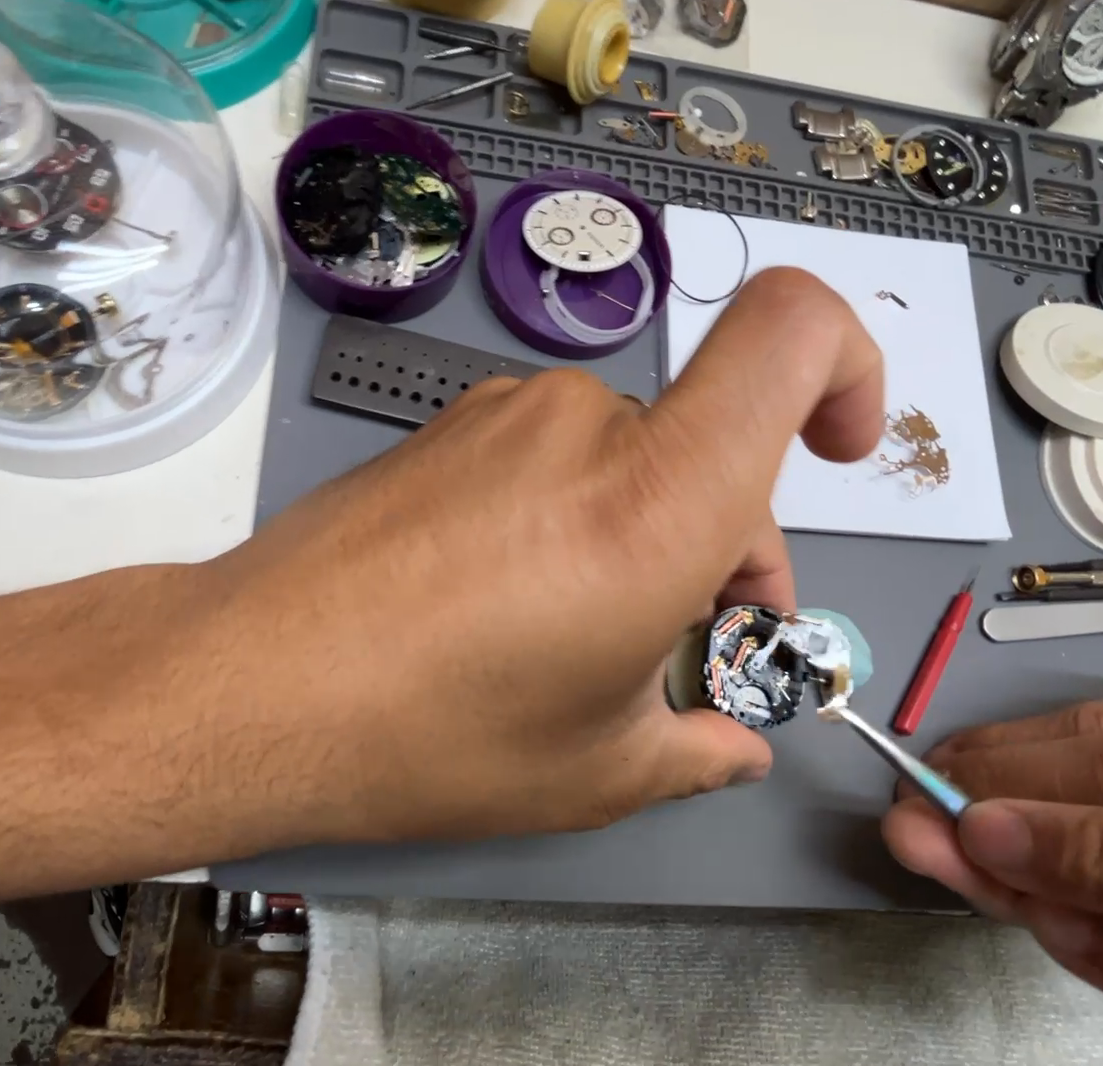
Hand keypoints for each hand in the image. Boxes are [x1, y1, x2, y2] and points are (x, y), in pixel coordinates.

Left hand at [194, 269, 881, 847]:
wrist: (252, 684)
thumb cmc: (428, 734)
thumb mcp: (594, 769)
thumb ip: (694, 749)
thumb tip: (732, 746)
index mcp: (658, 500)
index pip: (793, 332)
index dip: (849, 368)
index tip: (838, 450)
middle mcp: (588, 429)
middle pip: (713, 445)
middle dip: (720, 545)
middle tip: (675, 645)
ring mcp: (506, 418)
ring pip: (629, 456)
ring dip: (639, 533)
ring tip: (578, 634)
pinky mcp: (448, 430)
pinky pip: (552, 457)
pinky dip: (570, 515)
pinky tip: (514, 598)